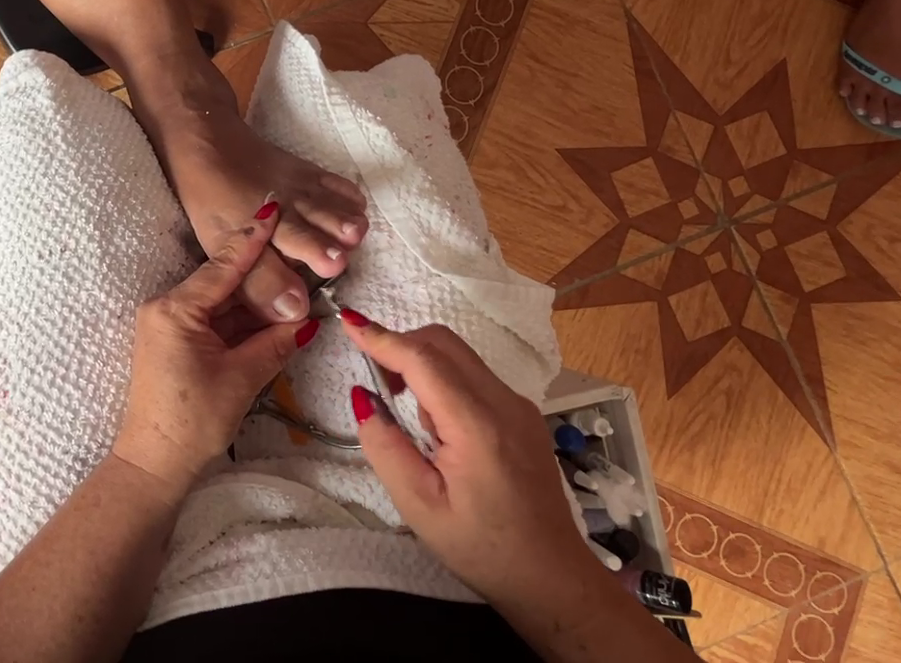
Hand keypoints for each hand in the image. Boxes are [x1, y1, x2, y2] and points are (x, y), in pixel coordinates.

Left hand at [112, 208, 320, 492]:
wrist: (153, 463)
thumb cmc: (192, 422)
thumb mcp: (241, 379)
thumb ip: (274, 343)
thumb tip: (307, 319)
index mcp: (175, 310)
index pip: (222, 267)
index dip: (252, 240)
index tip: (271, 206)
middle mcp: (167, 308)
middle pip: (223, 282)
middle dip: (262, 274)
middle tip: (299, 255)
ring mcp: (169, 325)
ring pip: (221, 302)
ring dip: (255, 299)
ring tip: (296, 284)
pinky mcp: (175, 341)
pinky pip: (213, 320)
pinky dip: (241, 319)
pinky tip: (271, 314)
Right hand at [341, 316, 595, 604]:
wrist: (554, 578)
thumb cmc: (482, 549)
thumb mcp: (418, 506)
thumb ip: (384, 446)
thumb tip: (362, 396)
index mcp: (478, 427)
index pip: (423, 360)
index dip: (382, 337)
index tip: (347, 322)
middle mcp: (504, 404)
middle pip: (443, 343)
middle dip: (400, 345)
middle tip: (374, 379)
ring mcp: (518, 405)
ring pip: (457, 354)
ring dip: (420, 362)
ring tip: (405, 412)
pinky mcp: (521, 413)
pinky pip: (472, 373)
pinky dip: (441, 377)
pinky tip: (434, 423)